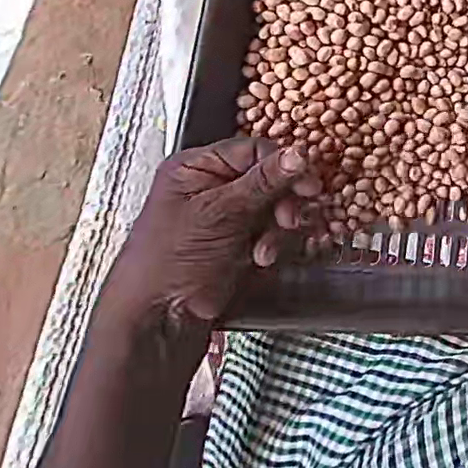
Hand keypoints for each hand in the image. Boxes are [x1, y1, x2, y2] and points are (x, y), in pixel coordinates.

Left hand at [110, 138, 321, 325]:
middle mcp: (213, 186)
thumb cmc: (170, 259)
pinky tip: (260, 258)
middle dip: (281, 202)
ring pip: (274, 206)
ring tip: (264, 248)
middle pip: (268, 178)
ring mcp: (228, 215)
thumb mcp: (219, 213)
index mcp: (196, 168)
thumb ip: (263, 182)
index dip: (281, 165)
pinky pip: (270, 230)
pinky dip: (271, 243)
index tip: (306, 182)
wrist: (160, 317)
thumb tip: (299, 154)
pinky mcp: (240, 240)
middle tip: (289, 218)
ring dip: (276, 228)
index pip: (251, 150)